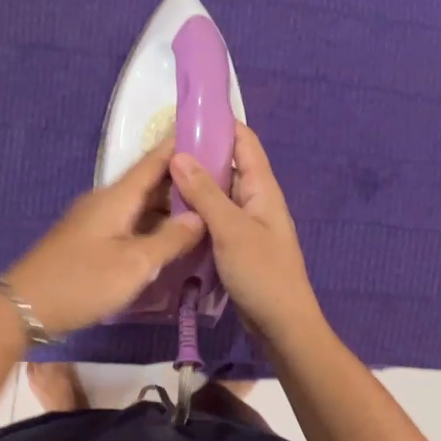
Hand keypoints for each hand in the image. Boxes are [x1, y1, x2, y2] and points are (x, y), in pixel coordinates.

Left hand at [1, 141, 205, 336]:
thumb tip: (200, 215)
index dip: (181, 146)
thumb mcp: (135, 264)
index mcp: (117, 197)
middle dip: (183, 179)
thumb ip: (171, 239)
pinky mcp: (91, 241)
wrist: (25, 307)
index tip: (210, 133)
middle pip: (150, 182)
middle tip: (221, 182)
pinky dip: (154, 225)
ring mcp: (96, 221)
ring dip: (170, 206)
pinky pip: (130, 223)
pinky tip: (172, 239)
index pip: (155, 160)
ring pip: (141, 205)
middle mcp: (106, 201)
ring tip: (205, 211)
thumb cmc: (82, 281)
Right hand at [169, 123, 325, 340]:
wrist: (283, 326)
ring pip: (218, 193)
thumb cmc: (262, 273)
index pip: (243, 141)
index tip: (184, 115)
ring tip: (157, 177)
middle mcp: (256, 199)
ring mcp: (247, 223)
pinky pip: (215, 218)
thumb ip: (205, 193)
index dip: (219, 123)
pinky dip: (196, 211)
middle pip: (228, 165)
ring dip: (194, 184)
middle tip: (158, 150)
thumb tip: (179, 155)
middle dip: (198, 154)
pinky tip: (170, 213)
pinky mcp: (237, 245)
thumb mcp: (230, 230)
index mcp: (263, 188)